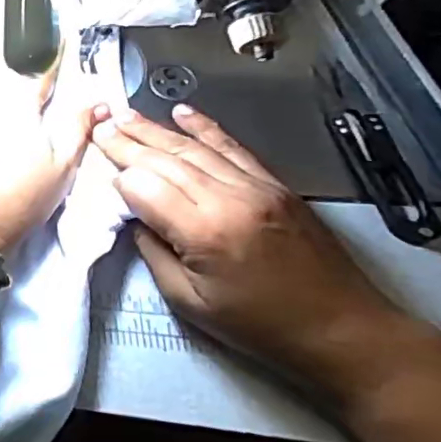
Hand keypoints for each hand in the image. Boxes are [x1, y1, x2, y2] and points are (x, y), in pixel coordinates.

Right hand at [90, 104, 440, 403]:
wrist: (341, 329)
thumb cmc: (260, 328)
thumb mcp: (192, 304)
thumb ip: (155, 254)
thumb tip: (136, 217)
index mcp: (203, 232)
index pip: (146, 188)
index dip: (120, 177)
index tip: (99, 163)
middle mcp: (227, 197)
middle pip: (167, 159)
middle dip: (129, 141)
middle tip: (101, 123)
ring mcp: (254, 184)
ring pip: (195, 147)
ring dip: (157, 129)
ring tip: (127, 114)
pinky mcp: (274, 182)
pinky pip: (232, 146)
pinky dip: (205, 127)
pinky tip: (182, 112)